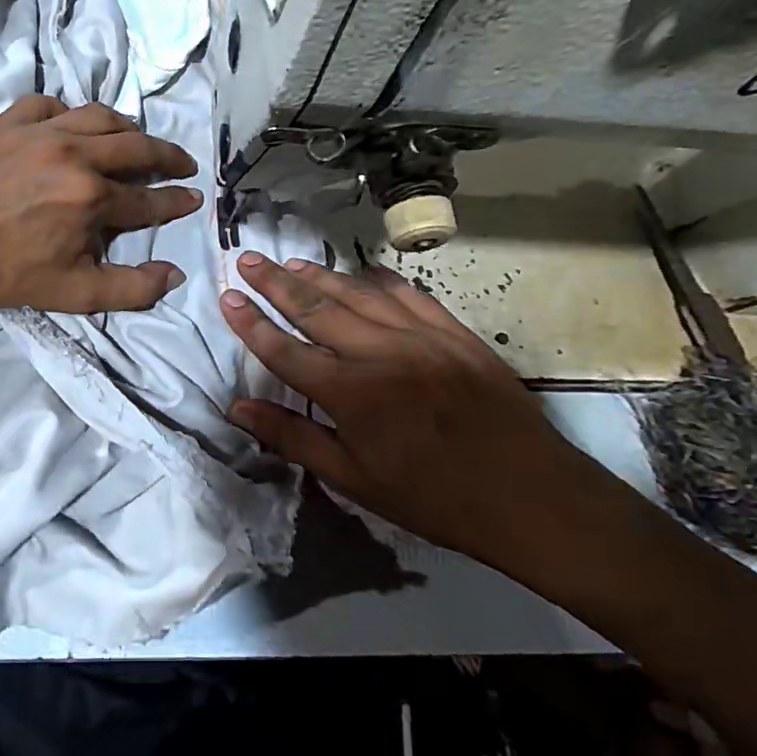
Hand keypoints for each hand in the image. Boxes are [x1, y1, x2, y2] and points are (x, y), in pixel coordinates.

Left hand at [0, 95, 202, 313]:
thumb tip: (174, 276)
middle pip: (136, 147)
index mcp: (91, 197)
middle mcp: (73, 154)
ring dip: (127, 128)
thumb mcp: (72, 294)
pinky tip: (72, 126)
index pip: (147, 200)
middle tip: (183, 163)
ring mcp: (39, 132)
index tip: (194, 197)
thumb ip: (130, 288)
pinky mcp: (8, 122)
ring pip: (99, 116)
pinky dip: (69, 114)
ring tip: (138, 139)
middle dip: (168, 156)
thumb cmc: (4, 274)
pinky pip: (49, 105)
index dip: (175, 201)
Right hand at [219, 252, 599, 552]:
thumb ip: (293, 437)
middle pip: (316, 308)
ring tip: (291, 261)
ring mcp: (421, 337)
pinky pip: (411, 296)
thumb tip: (238, 408)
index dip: (251, 323)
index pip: (285, 349)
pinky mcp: (455, 335)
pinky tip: (364, 271)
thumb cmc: (431, 496)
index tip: (227, 297)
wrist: (529, 496)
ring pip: (359, 295)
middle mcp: (380, 353)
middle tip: (249, 259)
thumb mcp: (353, 479)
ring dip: (321, 276)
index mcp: (350, 392)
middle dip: (277, 283)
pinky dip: (381, 281)